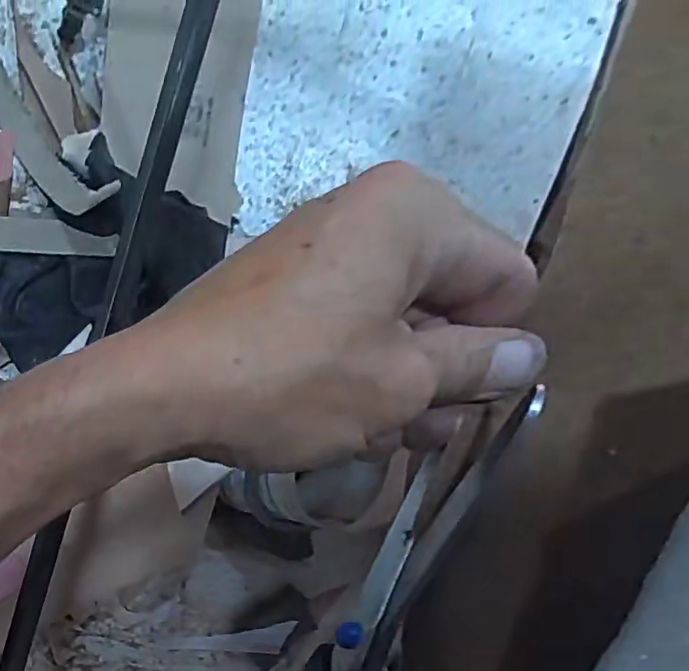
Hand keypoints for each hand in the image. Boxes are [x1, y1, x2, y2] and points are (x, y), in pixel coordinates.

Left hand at [130, 161, 542, 472]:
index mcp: (411, 213)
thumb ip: (473, 366)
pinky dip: (341, 376)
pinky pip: (330, 331)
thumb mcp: (397, 384)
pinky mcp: (266, 295)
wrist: (160, 390)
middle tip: (418, 435)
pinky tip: (332, 425)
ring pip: (381, 326)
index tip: (463, 401)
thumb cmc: (290, 381)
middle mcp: (359, 216)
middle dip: (435, 375)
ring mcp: (305, 256)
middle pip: (438, 301)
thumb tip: (529, 354)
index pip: (503, 276)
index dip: (495, 347)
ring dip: (388, 388)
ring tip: (373, 439)